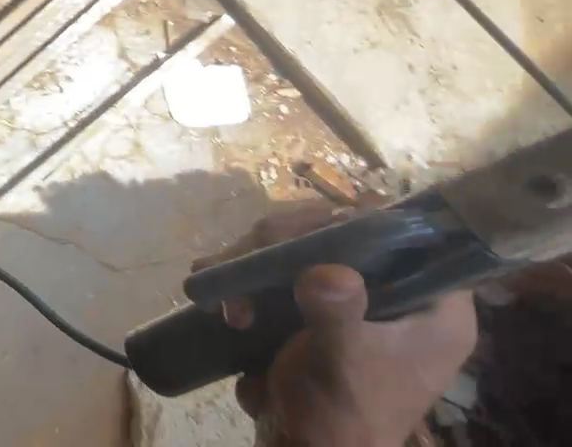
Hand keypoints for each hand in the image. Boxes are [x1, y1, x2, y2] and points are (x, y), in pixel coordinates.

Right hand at [198, 205, 477, 446]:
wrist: (303, 444)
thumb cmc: (340, 412)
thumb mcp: (342, 365)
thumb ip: (338, 316)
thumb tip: (330, 270)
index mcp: (429, 307)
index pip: (406, 238)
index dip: (358, 222)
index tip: (305, 231)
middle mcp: (392, 292)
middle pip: (332, 230)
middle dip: (276, 245)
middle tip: (244, 268)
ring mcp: (345, 294)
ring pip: (291, 243)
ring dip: (248, 263)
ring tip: (229, 303)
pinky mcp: (304, 299)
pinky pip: (268, 262)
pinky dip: (238, 271)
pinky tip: (218, 291)